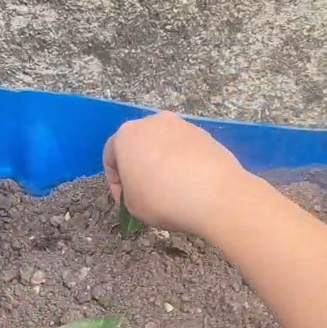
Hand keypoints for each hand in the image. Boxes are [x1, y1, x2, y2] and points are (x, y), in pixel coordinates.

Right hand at [103, 111, 260, 238]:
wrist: (215, 195)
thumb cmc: (163, 199)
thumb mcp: (133, 205)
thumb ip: (128, 191)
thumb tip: (140, 186)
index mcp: (127, 135)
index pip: (111, 156)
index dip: (114, 182)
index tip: (124, 200)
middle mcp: (152, 122)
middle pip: (138, 145)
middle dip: (138, 167)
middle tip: (144, 191)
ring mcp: (181, 125)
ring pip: (163, 145)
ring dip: (161, 163)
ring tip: (169, 189)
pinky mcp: (204, 133)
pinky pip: (185, 149)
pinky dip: (182, 162)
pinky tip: (189, 183)